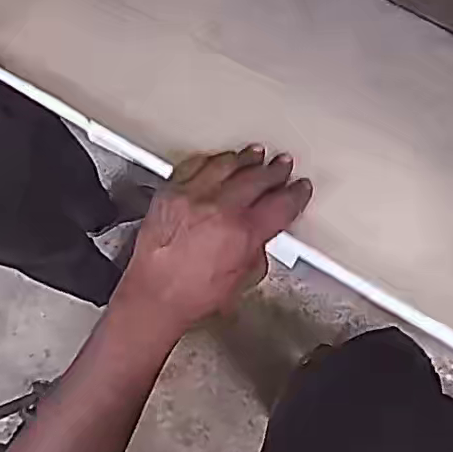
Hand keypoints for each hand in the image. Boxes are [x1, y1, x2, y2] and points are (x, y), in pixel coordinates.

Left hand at [116, 146, 312, 333]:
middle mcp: (220, 209)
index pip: (282, 203)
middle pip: (258, 177)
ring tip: (256, 154)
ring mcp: (193, 196)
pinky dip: (213, 160)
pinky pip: (196, 164)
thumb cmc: (192, 295)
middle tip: (282, 165)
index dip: (296, 193)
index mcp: (244, 233)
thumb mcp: (244, 278)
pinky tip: (221, 159)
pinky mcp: (171, 192)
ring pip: (228, 163)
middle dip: (276, 170)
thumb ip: (259, 247)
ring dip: (247, 158)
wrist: (153, 297)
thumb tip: (263, 230)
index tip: (299, 187)